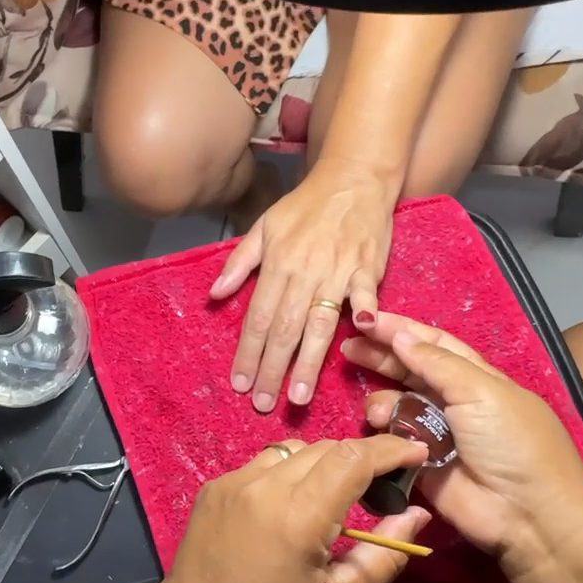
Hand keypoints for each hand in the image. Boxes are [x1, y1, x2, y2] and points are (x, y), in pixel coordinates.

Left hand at [147, 436, 431, 582]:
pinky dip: (288, 472)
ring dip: (324, 462)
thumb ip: (384, 554)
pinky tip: (292, 503)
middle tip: (383, 482)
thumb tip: (415, 513)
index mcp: (297, 515)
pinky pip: (262, 463)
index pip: (352, 458)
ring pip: (292, 450)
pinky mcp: (214, 485)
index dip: (390, 449)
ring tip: (338, 494)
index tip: (418, 453)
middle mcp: (262, 486)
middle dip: (361, 457)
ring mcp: (232, 481)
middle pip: (325, 448)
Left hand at [211, 164, 395, 411]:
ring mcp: (338, 272)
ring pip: (318, 323)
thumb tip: (214, 295)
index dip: (247, 353)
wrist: (352, 178)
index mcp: (277, 265)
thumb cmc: (304, 207)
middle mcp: (304, 272)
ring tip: (297, 397)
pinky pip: (365, 294)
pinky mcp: (369, 268)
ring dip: (308, 362)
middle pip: (283, 329)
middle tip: (262, 404)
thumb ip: (239, 263)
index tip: (240, 384)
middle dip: (271, 370)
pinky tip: (360, 335)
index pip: (257, 317)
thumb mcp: (263, 227)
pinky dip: (365, 310)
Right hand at [343, 312, 582, 582]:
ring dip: (382, 401)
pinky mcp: (418, 461)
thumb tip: (400, 336)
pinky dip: (382, 430)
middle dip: (379, 356)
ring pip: (396, 403)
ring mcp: (436, 432)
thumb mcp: (482, 393)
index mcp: (478, 378)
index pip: (434, 343)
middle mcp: (455, 401)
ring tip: (377, 411)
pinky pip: (391, 437)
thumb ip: (437, 363)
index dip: (401, 329)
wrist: (527, 516)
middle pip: (410, 369)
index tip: (366, 319)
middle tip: (347, 348)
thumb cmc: (514, 445)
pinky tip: (379, 431)